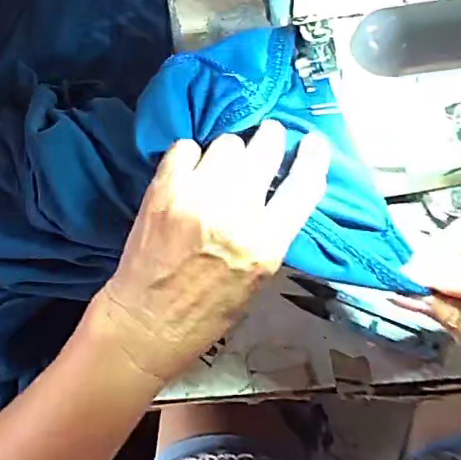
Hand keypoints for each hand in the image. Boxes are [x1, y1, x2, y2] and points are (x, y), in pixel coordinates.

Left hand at [82, 120, 331, 384]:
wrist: (148, 322)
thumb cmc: (207, 310)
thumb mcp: (258, 277)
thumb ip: (272, 232)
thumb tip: (278, 190)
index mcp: (265, 244)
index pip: (303, 185)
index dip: (312, 157)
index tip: (312, 143)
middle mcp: (235, 214)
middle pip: (264, 149)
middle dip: (268, 139)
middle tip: (265, 137)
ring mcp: (196, 197)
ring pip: (226, 144)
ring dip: (228, 152)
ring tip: (221, 166)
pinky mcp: (164, 189)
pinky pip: (186, 148)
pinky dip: (190, 156)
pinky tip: (189, 172)